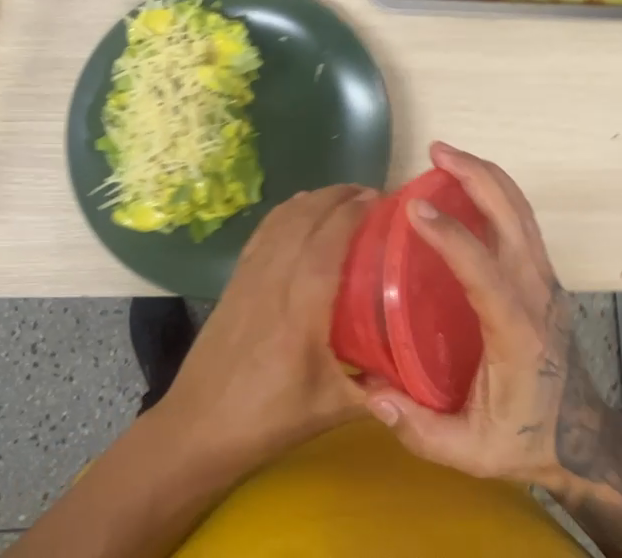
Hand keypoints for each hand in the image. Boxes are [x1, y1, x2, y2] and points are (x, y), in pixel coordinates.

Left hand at [156, 184, 375, 463]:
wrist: (199, 426)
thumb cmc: (268, 419)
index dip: (354, 214)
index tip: (383, 201)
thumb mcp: (332, 409)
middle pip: (305, 219)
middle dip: (338, 197)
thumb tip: (423, 373)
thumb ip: (379, 389)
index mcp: (301, 308)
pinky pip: (263, 232)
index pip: (329, 242)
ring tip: (344, 196)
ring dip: (313, 200)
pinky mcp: (235, 280)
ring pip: (282, 220)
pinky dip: (285, 211)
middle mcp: (274, 280)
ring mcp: (250, 276)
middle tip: (373, 195)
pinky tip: (300, 208)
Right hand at [364, 142, 581, 488]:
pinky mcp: (543, 278)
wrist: (580, 439)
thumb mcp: (468, 452)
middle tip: (435, 152)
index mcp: (517, 332)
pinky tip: (464, 189)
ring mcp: (544, 281)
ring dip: (486, 176)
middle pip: (514, 217)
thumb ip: (417, 428)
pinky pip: (521, 222)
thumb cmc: (524, 440)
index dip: (452, 236)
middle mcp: (536, 294)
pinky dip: (495, 194)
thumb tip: (367, 391)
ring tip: (446, 157)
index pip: (486, 270)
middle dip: (476, 175)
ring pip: (521, 211)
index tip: (414, 209)